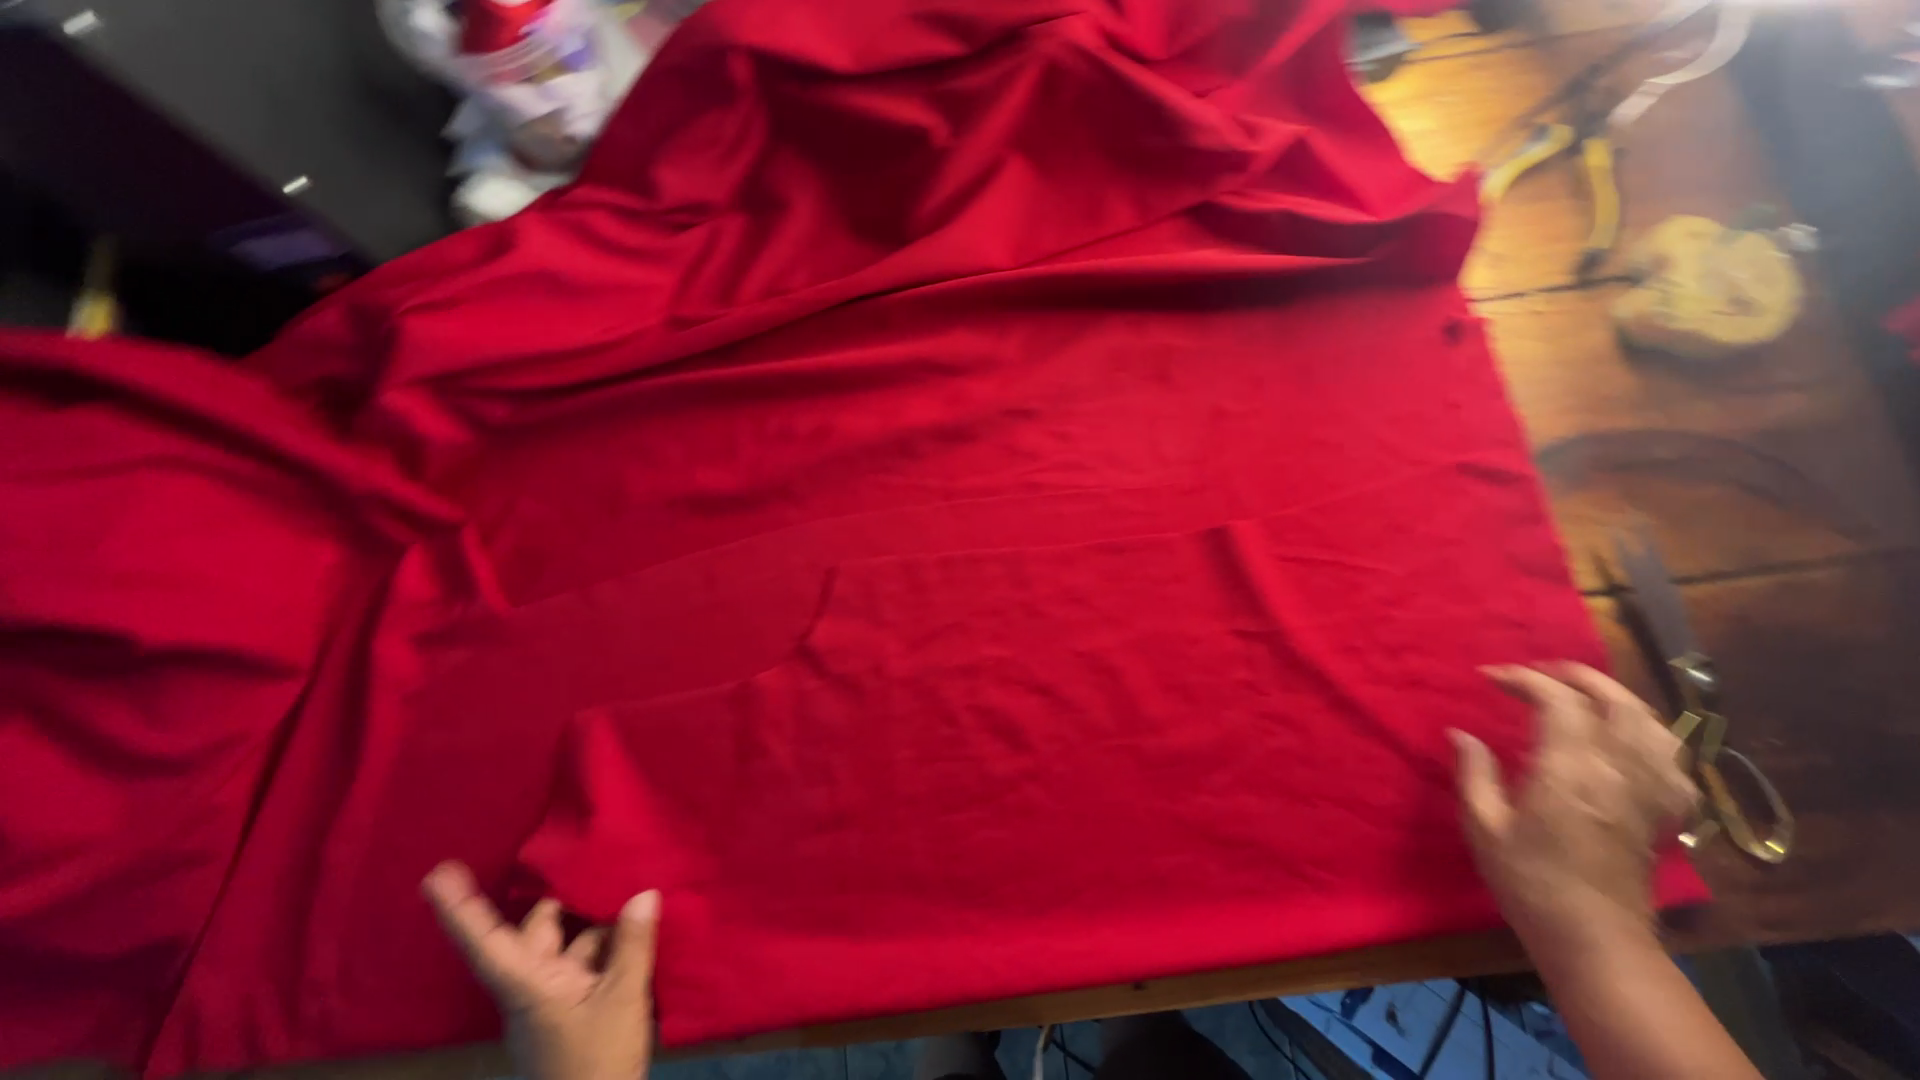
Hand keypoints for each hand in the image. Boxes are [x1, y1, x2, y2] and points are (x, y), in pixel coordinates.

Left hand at [423, 862, 658, 1079]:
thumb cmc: (594, 1067)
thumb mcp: (621, 1002)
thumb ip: (632, 946)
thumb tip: (644, 893)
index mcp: (528, 985)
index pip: (487, 940)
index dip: (462, 908)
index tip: (438, 874)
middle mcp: (533, 985)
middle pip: (539, 928)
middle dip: (564, 897)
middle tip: (594, 857)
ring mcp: (555, 997)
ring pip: (570, 942)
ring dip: (598, 919)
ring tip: (632, 882)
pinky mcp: (577, 1007)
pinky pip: (589, 961)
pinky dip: (612, 942)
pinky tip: (641, 922)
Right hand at [1450, 663, 1697, 948]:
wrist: (1593, 937)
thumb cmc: (1528, 881)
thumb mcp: (1484, 826)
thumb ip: (1475, 773)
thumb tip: (1462, 734)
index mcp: (1570, 770)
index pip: (1558, 700)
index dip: (1524, 679)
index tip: (1489, 677)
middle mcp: (1618, 770)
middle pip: (1614, 700)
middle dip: (1574, 675)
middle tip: (1535, 674)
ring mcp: (1649, 790)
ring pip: (1651, 722)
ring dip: (1615, 697)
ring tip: (1583, 694)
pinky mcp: (1664, 812)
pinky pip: (1672, 761)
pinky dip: (1651, 738)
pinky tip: (1630, 742)